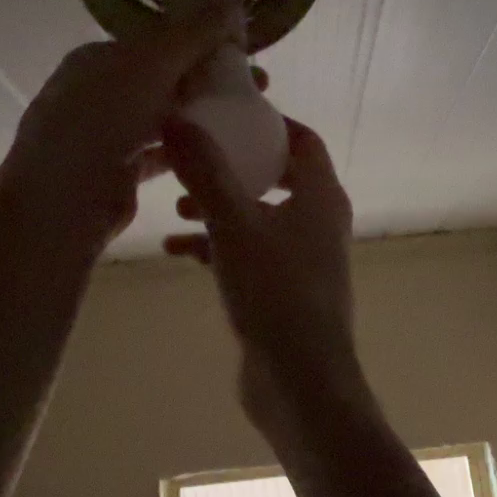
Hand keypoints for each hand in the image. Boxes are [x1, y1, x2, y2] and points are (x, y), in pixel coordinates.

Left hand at [0, 4, 248, 246]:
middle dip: (211, 80)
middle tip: (260, 87)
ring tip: (250, 121)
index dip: (202, 42)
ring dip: (205, 115)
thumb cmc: (101, 119)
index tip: (244, 50)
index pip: (157, 41)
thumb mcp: (151, 63)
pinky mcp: (119, 172)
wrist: (62, 201)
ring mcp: (106, 135)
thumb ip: (194, 32)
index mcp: (97, 58)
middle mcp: (98, 92)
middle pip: (165, 79)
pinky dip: (190, 150)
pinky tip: (223, 151)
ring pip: (166, 117)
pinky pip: (163, 154)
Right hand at [162, 118, 359, 428]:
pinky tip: (177, 250)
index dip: (267, 123)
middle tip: (192, 158)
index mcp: (321, 196)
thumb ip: (205, 171)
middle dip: (233, 167)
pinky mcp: (284, 289)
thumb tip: (175, 117)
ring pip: (259, 215)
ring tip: (175, 207)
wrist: (301, 382)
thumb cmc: (276, 292)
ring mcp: (303, 257)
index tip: (225, 114)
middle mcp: (318, 220)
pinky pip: (249, 251)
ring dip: (220, 206)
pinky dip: (218, 244)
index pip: (301, 140)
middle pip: (276, 176)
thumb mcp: (233, 225)